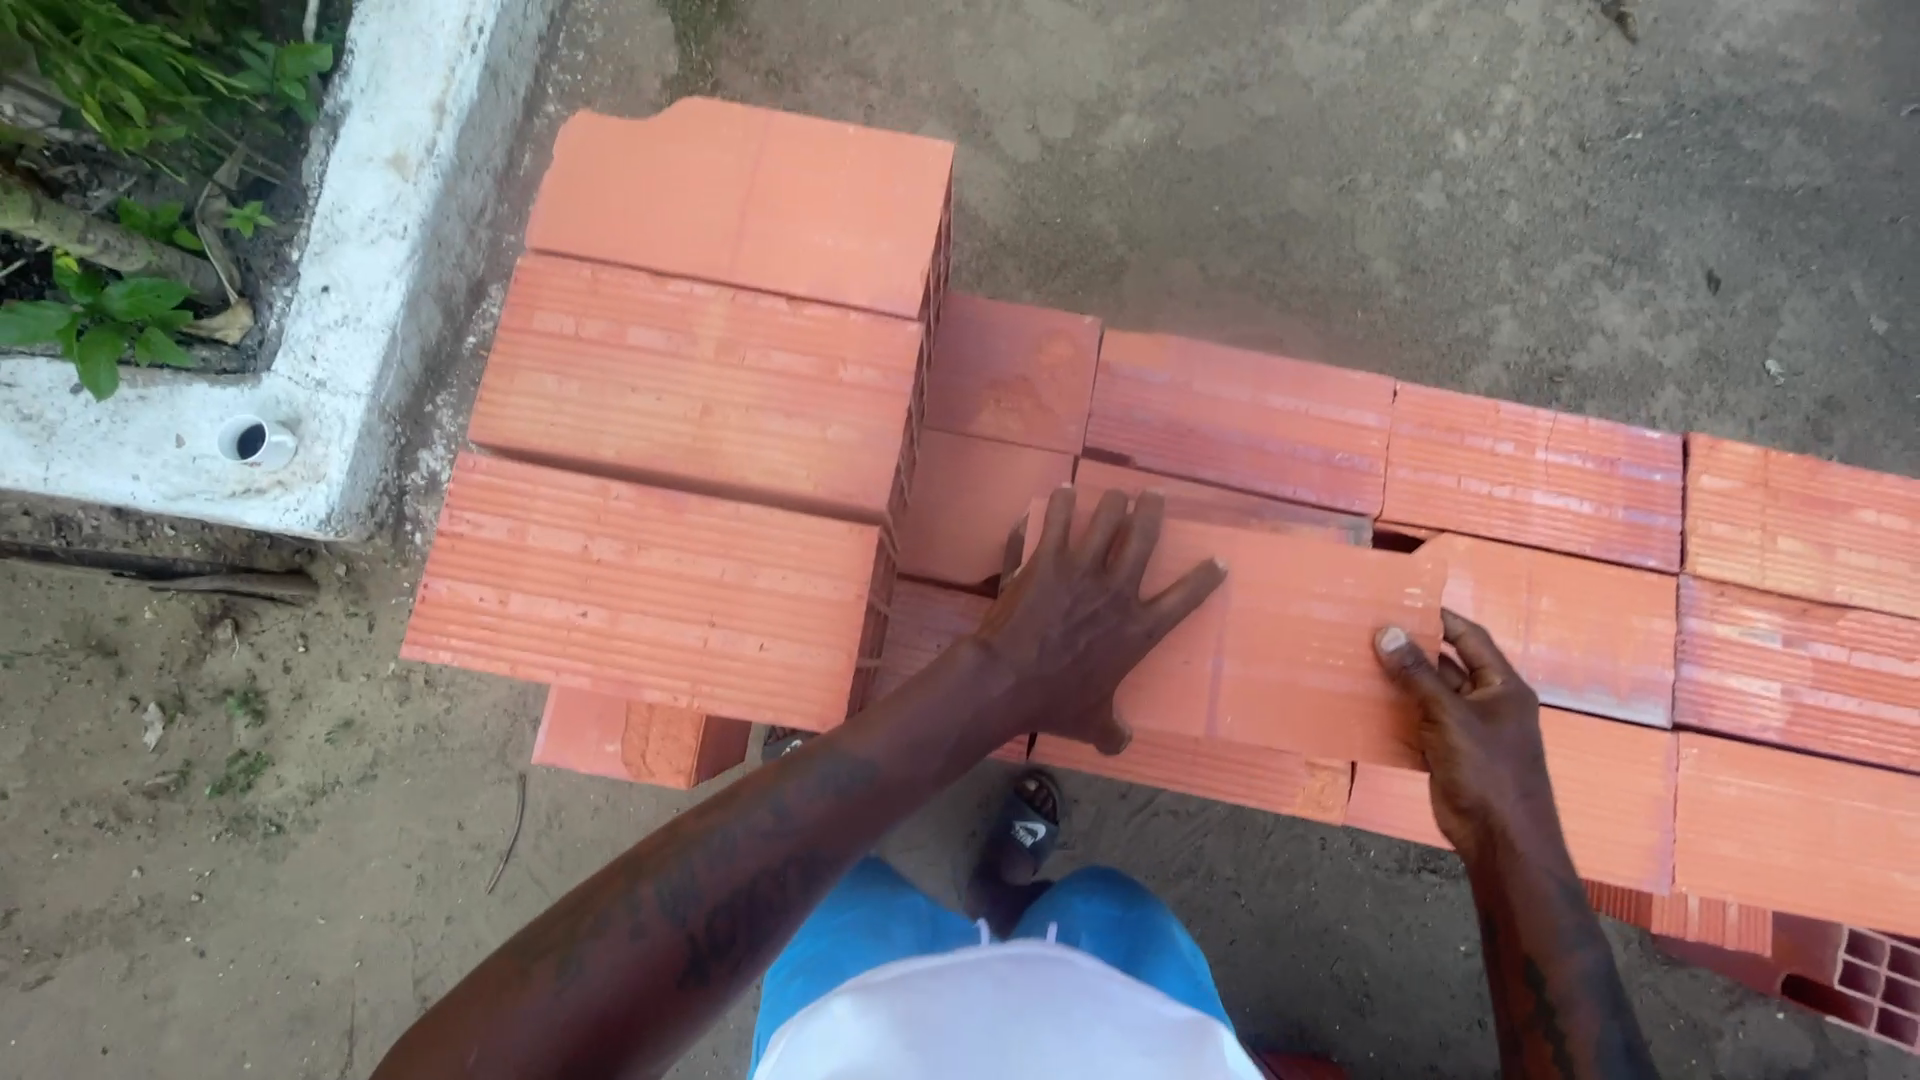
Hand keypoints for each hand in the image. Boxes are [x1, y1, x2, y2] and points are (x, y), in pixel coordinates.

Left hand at [973, 486, 1225, 752]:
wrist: (1009, 680)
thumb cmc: (1055, 702)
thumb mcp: (1093, 722)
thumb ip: (1112, 731)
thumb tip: (1121, 745)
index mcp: (1138, 630)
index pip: (1185, 597)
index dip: (1205, 577)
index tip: (1218, 560)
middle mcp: (1118, 591)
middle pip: (1145, 538)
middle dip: (1153, 511)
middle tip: (1154, 496)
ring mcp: (1083, 570)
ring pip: (1108, 520)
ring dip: (1113, 502)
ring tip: (1114, 493)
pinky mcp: (1049, 559)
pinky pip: (1059, 520)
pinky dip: (1061, 502)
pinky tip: (1064, 491)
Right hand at [1372, 610, 1559, 861]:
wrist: (1499, 837)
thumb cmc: (1486, 769)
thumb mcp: (1449, 715)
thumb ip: (1417, 674)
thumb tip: (1386, 631)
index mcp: (1502, 687)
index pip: (1471, 638)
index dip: (1440, 618)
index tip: (1402, 601)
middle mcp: (1487, 702)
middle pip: (1446, 664)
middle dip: (1411, 648)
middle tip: (1368, 628)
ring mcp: (1466, 727)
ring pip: (1427, 692)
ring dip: (1398, 678)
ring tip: (1357, 657)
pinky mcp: (1446, 749)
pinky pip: (1417, 719)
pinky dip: (1394, 708)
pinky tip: (1364, 699)